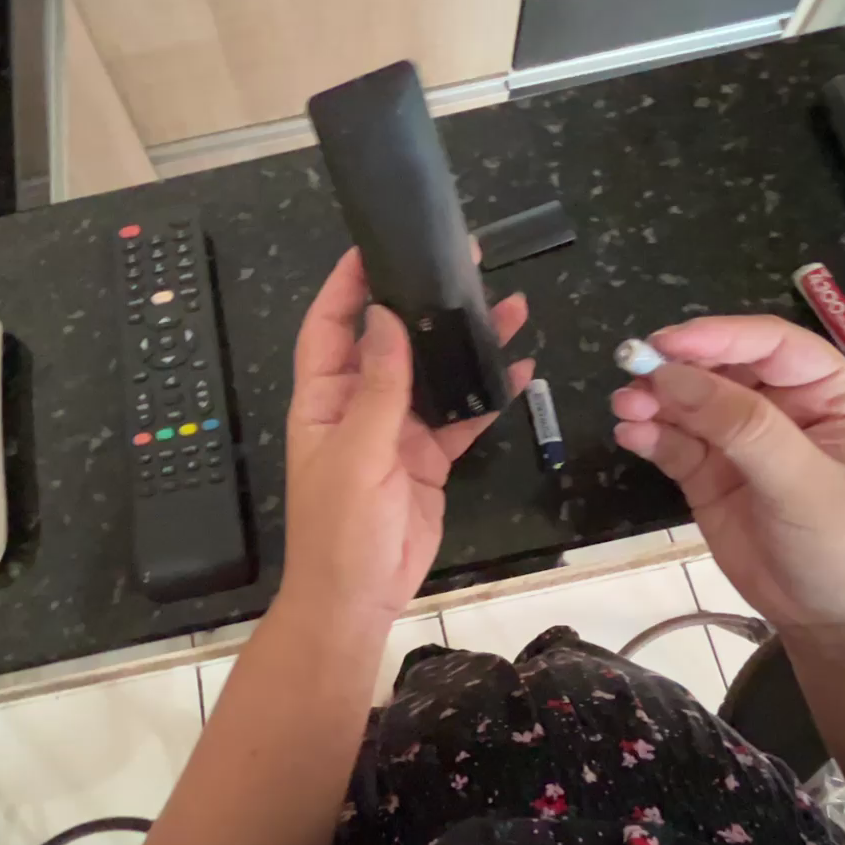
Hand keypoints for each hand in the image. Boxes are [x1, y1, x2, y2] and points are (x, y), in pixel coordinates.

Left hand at [283, 249, 533, 619]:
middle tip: (464, 262)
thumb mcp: (356, 453)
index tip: (376, 246)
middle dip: (422, 303)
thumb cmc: (340, 528)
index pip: (331, 326)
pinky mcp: (429, 456)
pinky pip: (460, 417)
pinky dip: (487, 396)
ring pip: (433, 375)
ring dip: (465, 346)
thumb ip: (378, 387)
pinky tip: (519, 370)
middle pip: (392, 340)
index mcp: (324, 397)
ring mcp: (397, 430)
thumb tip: (386, 317)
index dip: (348, 285)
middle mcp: (360, 404)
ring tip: (511, 306)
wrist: (359, 598)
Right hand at [609, 315, 844, 634]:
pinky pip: (672, 442)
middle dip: (675, 370)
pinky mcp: (706, 473)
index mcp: (826, 393)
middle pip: (718, 369)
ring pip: (687, 404)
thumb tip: (670, 375)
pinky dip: (647, 435)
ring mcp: (738, 441)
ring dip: (652, 401)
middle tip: (632, 375)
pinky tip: (630, 436)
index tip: (665, 343)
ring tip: (625, 409)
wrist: (837, 624)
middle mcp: (779, 407)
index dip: (717, 337)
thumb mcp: (802, 482)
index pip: (769, 345)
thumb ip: (741, 426)